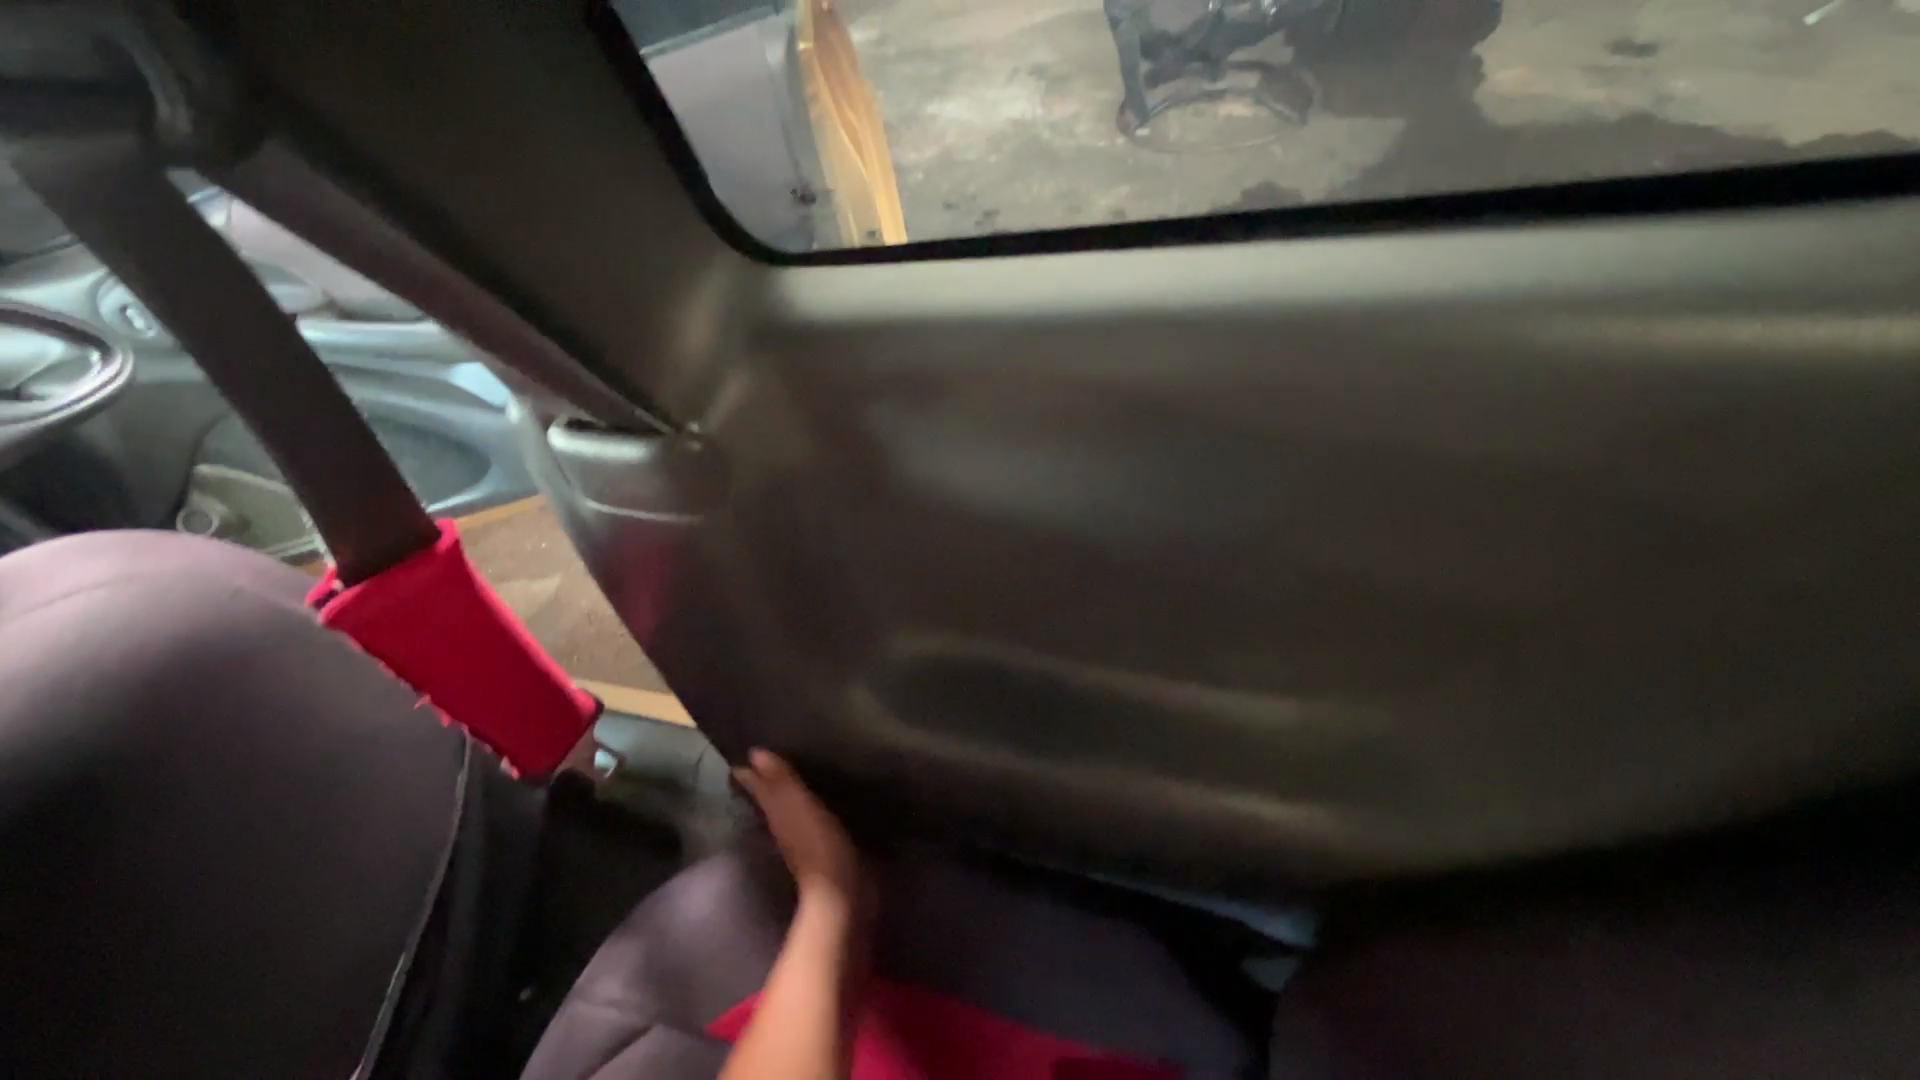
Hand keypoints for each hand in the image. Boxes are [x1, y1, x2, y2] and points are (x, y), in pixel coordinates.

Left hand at [733, 749, 862, 902]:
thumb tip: (754, 751)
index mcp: (774, 813)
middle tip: (775, 751)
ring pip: (790, 807)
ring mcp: (802, 837)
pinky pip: (812, 818)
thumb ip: (779, 781)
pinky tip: (824, 796)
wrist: (841, 894)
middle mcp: (783, 824)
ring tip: (802, 767)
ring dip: (792, 790)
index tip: (748, 747)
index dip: (749, 770)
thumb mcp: (797, 808)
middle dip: (770, 777)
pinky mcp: (824, 846)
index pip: (755, 786)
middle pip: (770, 796)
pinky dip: (812, 805)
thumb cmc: (817, 845)